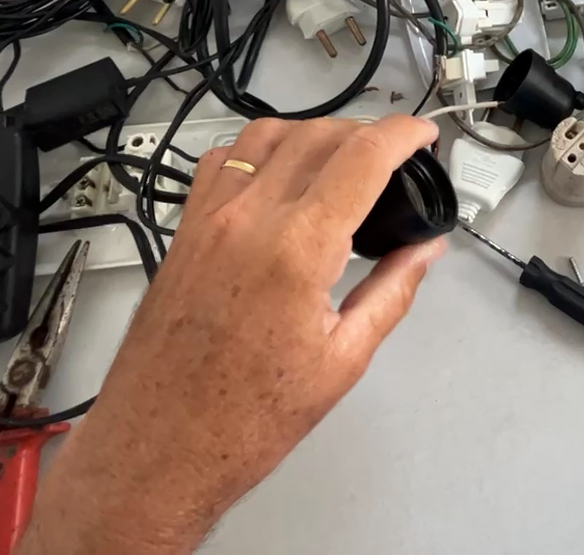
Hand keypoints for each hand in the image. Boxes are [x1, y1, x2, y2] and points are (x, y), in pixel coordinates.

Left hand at [18, 117, 446, 554]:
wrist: (155, 451)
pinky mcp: (186, 228)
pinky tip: (281, 173)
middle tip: (395, 156)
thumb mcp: (343, 359)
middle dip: (368, 132)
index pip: (363, 156)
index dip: (404, 133)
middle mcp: (250, 218)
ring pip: (270, 133)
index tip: (424, 134)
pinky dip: (262, 148)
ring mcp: (210, 217)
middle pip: (320, 133)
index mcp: (298, 249)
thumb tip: (427, 247)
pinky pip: (224, 158)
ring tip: (343, 157)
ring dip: (316, 132)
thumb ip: (393, 289)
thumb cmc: (248, 418)